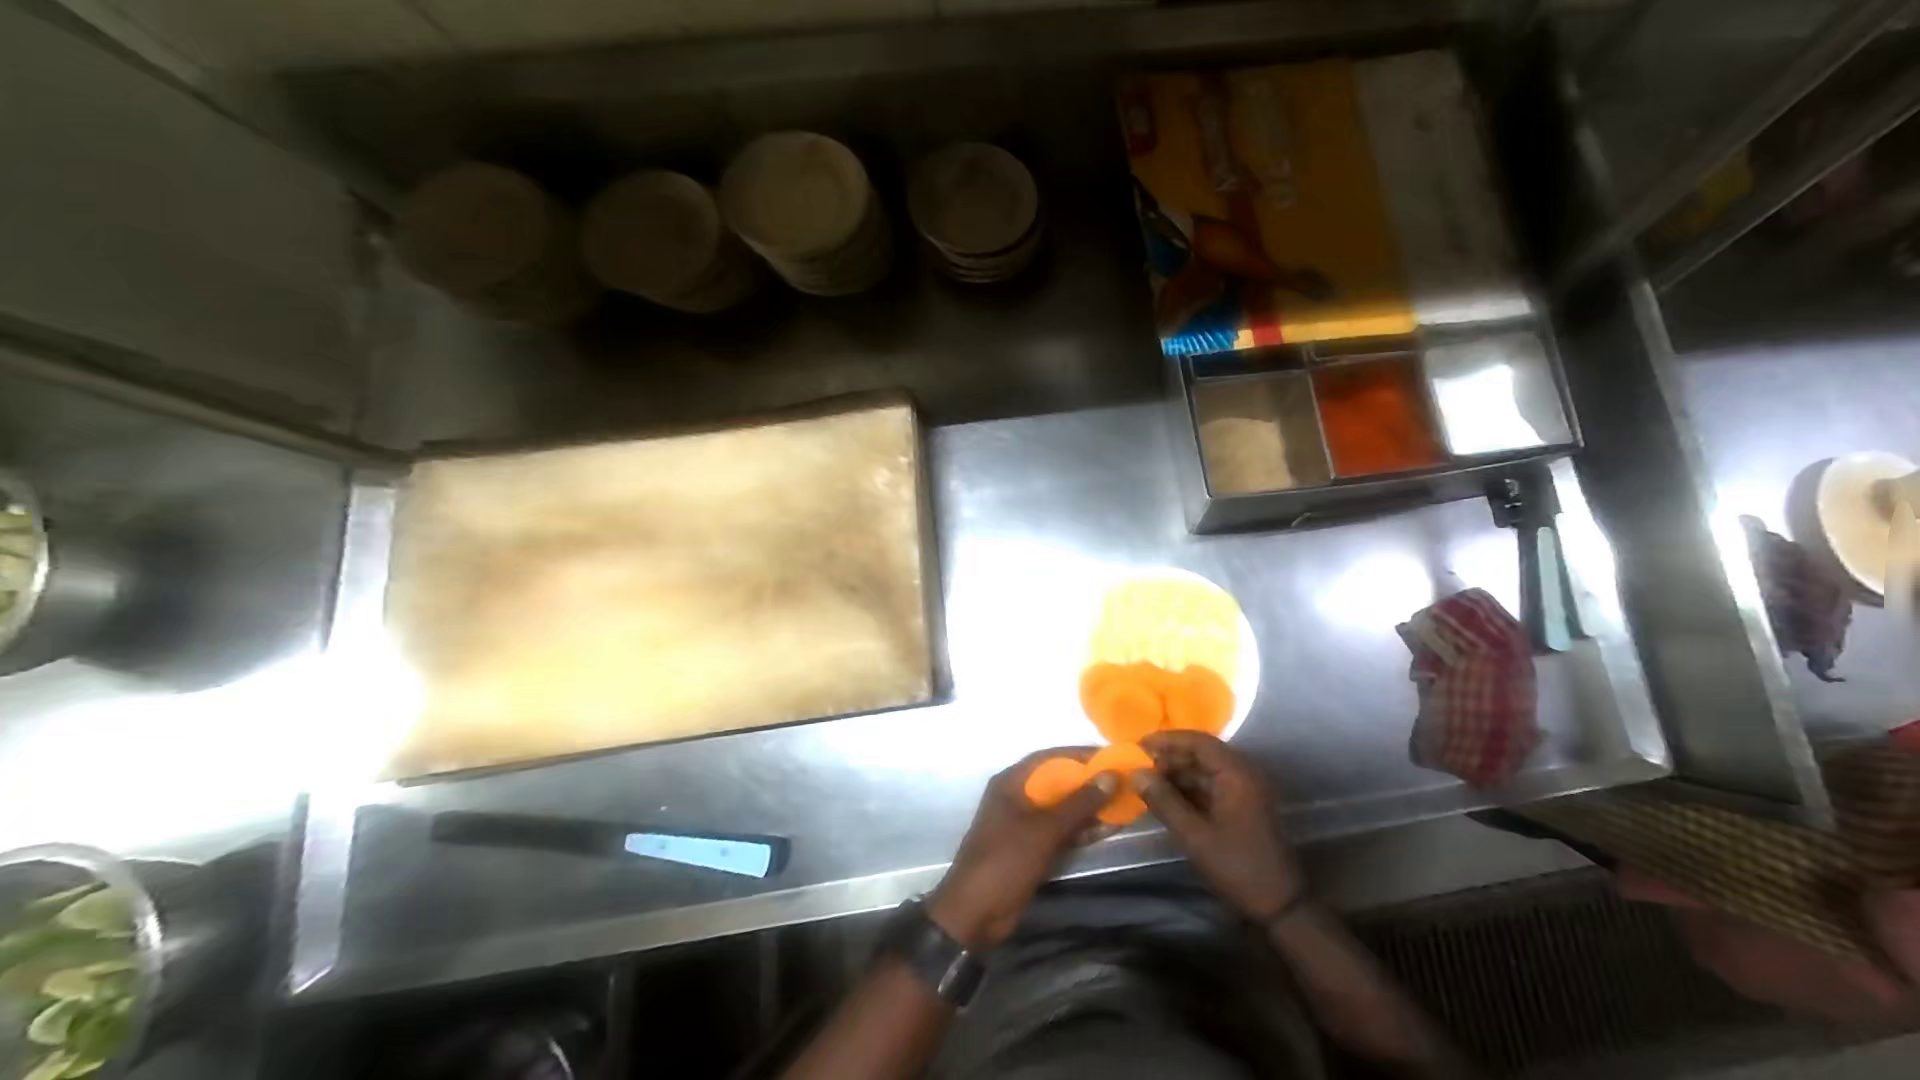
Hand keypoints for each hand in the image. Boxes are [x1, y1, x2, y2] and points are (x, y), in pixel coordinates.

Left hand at [928, 748, 1116, 949]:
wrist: (975, 912)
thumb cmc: (1006, 860)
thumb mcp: (1045, 829)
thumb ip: (1078, 803)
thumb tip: (1110, 775)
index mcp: (1011, 783)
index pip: (1049, 757)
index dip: (1079, 754)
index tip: (1110, 756)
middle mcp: (1016, 797)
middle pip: (1057, 782)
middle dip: (1088, 782)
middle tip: (1122, 781)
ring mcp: (1023, 824)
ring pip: (1061, 808)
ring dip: (1088, 808)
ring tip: (1123, 804)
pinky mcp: (1031, 848)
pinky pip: (1060, 831)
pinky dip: (1081, 830)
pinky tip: (1108, 828)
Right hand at [1136, 731, 1302, 920]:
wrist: (1280, 906)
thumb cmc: (1237, 866)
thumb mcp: (1194, 836)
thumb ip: (1164, 801)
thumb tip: (1137, 773)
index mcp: (1236, 774)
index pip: (1198, 742)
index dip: (1167, 740)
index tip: (1138, 746)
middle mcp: (1243, 775)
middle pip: (1201, 754)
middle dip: (1169, 759)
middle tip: (1138, 767)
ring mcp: (1243, 791)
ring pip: (1203, 771)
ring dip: (1176, 775)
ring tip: (1146, 784)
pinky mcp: (1241, 807)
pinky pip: (1210, 787)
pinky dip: (1187, 790)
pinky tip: (1165, 799)